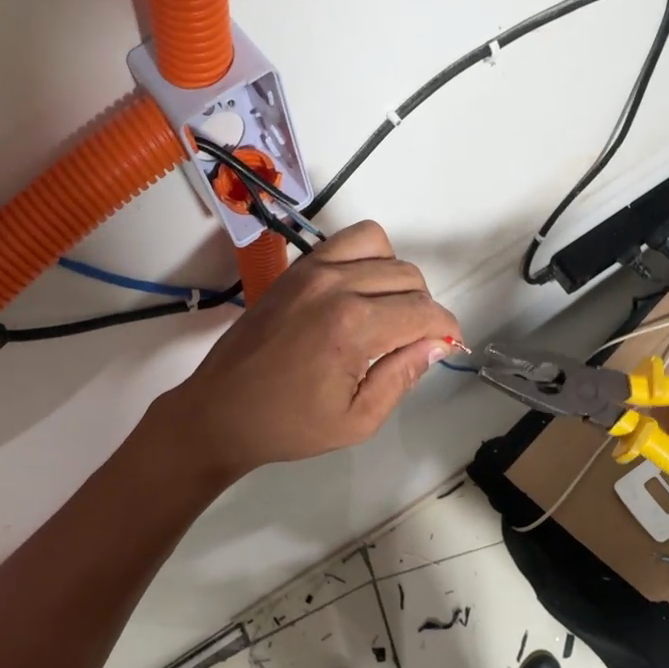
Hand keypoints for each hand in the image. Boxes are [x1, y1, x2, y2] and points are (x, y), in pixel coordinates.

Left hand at [153, 221, 460, 480]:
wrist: (221, 412)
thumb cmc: (289, 426)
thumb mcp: (357, 421)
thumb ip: (401, 377)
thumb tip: (436, 344)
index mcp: (352, 326)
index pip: (423, 311)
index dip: (445, 329)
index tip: (446, 346)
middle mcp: (334, 285)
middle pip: (408, 277)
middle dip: (423, 308)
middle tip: (412, 342)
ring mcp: (311, 270)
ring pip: (381, 247)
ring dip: (396, 277)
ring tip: (387, 312)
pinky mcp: (294, 269)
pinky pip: (346, 241)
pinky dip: (366, 259)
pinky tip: (359, 293)